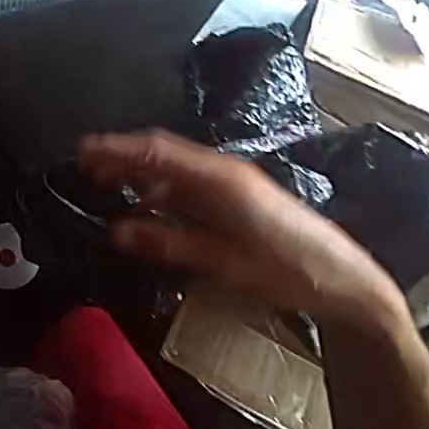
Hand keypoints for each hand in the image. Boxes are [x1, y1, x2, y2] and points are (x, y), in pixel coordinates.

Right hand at [78, 130, 406, 328]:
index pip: (157, 152)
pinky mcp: (237, 196)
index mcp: (219, 179)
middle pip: (162, 152)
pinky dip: (160, 187)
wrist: (344, 279)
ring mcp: (231, 182)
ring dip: (139, 170)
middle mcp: (223, 171)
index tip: (84, 150)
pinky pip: (188, 183)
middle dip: (122, 154)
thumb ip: (169, 243)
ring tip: (106, 181)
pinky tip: (146, 203)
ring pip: (174, 166)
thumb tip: (116, 231)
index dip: (118, 149)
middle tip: (85, 163)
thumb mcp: (224, 262)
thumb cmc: (287, 270)